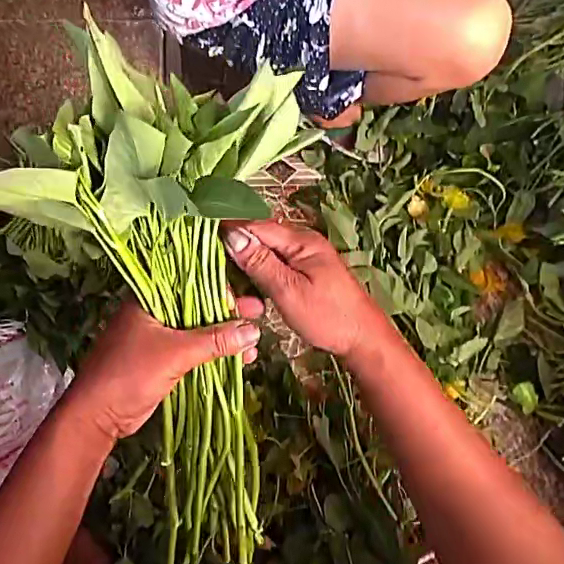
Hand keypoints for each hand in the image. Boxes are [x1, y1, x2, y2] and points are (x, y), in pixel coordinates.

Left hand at [63, 302, 259, 440]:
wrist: (97, 415)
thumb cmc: (129, 374)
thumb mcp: (175, 353)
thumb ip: (214, 340)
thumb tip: (252, 331)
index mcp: (149, 299)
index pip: (191, 283)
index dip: (221, 290)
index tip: (247, 302)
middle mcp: (153, 313)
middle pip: (198, 307)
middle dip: (229, 316)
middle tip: (257, 319)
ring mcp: (157, 337)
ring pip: (198, 331)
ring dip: (224, 338)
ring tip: (252, 347)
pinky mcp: (162, 360)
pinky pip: (193, 351)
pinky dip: (213, 355)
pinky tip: (237, 361)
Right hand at [222, 221, 393, 360]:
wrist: (363, 339)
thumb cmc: (329, 317)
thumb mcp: (289, 291)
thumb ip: (260, 263)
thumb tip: (232, 235)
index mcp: (300, 240)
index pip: (255, 225)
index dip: (227, 229)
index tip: (200, 237)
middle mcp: (302, 241)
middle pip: (259, 236)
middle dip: (234, 247)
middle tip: (209, 263)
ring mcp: (304, 256)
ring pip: (265, 251)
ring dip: (245, 262)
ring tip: (223, 277)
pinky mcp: (305, 271)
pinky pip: (274, 264)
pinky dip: (258, 272)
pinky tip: (247, 286)